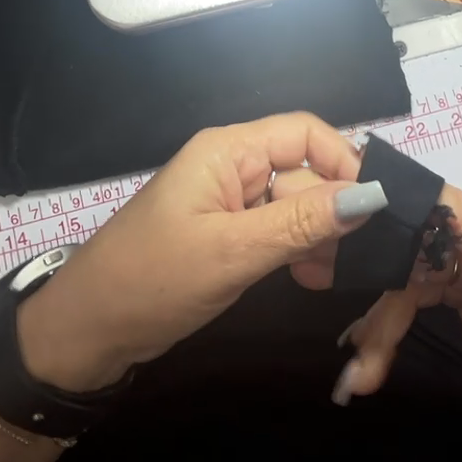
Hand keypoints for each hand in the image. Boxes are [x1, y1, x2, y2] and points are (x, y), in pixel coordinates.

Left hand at [15, 113, 387, 391]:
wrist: (89, 329)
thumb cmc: (154, 278)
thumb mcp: (233, 251)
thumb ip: (301, 222)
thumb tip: (368, 195)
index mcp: (227, 150)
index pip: (303, 132)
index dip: (343, 161)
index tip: (372, 206)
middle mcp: (231, 165)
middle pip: (302, 170)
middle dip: (330, 209)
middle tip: (348, 258)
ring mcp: (228, 200)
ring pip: (293, 203)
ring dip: (315, 235)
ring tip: (324, 276)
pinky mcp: (226, 232)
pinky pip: (276, 228)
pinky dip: (296, 249)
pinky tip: (307, 277)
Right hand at [332, 187, 461, 460]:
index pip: (456, 211)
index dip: (406, 206)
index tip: (355, 218)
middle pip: (422, 245)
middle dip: (385, 292)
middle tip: (361, 348)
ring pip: (411, 269)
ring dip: (384, 316)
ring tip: (365, 367)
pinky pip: (417, 287)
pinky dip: (393, 319)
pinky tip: (373, 352)